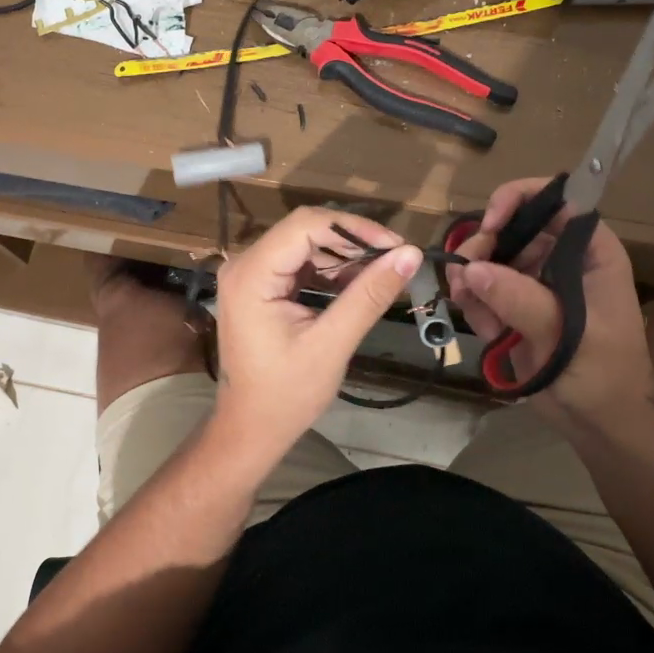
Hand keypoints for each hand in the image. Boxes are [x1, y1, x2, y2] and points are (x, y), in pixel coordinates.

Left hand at [213, 208, 421, 455]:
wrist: (251, 427)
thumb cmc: (286, 393)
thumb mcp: (332, 344)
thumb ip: (369, 296)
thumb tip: (410, 254)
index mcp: (251, 275)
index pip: (305, 225)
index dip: (354, 228)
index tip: (396, 246)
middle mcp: (243, 265)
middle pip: (303, 230)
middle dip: (352, 241)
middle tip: (395, 259)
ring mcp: (248, 275)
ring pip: (303, 245)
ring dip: (343, 256)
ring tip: (381, 274)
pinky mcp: (258, 287)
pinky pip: (297, 263)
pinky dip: (329, 270)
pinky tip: (357, 285)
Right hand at [446, 178, 653, 436]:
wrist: (601, 424)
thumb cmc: (603, 375)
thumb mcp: (569, 336)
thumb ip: (522, 299)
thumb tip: (473, 269)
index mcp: (591, 253)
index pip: (558, 201)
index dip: (520, 200)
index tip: (488, 224)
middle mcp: (562, 260)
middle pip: (512, 228)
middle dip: (483, 249)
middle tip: (462, 278)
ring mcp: (537, 284)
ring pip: (491, 260)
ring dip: (474, 283)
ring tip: (476, 315)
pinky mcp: (517, 309)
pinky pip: (484, 291)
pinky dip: (478, 308)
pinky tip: (490, 334)